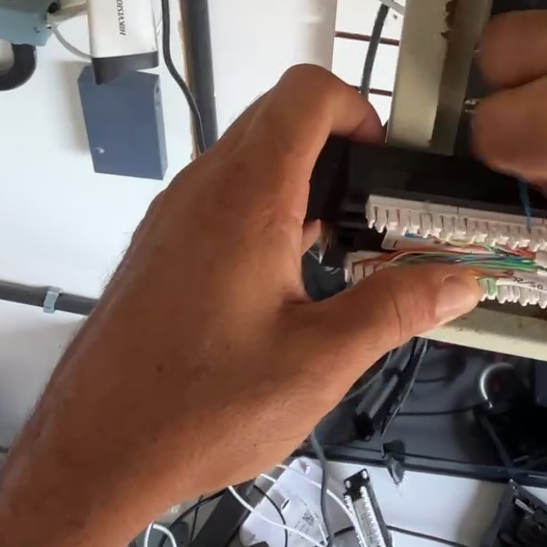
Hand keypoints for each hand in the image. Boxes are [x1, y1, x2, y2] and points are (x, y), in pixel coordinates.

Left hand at [0, 66, 480, 546]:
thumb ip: (396, 308)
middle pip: (280, 113)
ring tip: (334, 242)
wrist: (91, 453)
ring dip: (301, 173)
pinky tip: (284, 269)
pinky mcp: (164, 237)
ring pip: (250, 149)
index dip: (357, 108)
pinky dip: (265, 200)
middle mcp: (206, 187)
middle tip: (370, 204)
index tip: (383, 159)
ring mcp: (178, 209)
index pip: (306, 93)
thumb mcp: (318, 361)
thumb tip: (456, 279)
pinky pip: (223, 187)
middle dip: (337, 141)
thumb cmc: (194, 407)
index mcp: (249, 197)